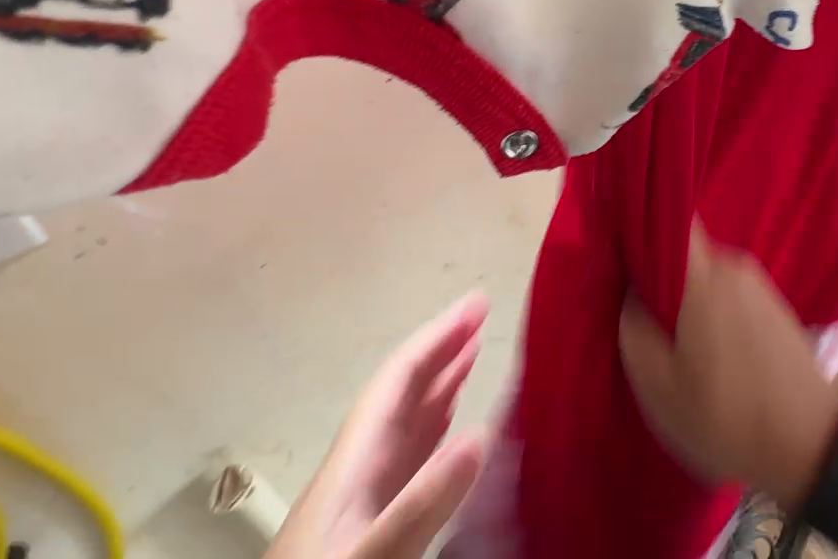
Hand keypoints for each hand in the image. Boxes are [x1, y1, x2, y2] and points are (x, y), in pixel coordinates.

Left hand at [269, 294, 490, 558]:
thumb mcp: (370, 556)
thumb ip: (420, 502)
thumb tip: (483, 433)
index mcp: (353, 464)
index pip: (397, 382)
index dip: (437, 337)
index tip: (478, 303)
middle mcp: (358, 471)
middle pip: (402, 395)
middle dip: (443, 350)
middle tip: (484, 316)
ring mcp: (361, 499)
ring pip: (408, 425)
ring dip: (441, 385)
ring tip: (475, 356)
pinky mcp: (370, 524)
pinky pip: (413, 459)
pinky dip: (439, 430)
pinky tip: (455, 435)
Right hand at [618, 223, 837, 511]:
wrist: (810, 442)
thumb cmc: (726, 415)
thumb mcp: (659, 386)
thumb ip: (634, 327)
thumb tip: (630, 290)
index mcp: (705, 276)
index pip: (673, 218)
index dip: (644, 224)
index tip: (620, 250)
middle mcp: (735, 265)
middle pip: (686, 250)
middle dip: (661, 275)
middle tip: (642, 316)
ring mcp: (759, 283)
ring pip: (706, 273)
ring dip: (687, 298)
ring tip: (675, 343)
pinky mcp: (774, 303)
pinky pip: (728, 290)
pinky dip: (711, 310)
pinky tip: (708, 350)